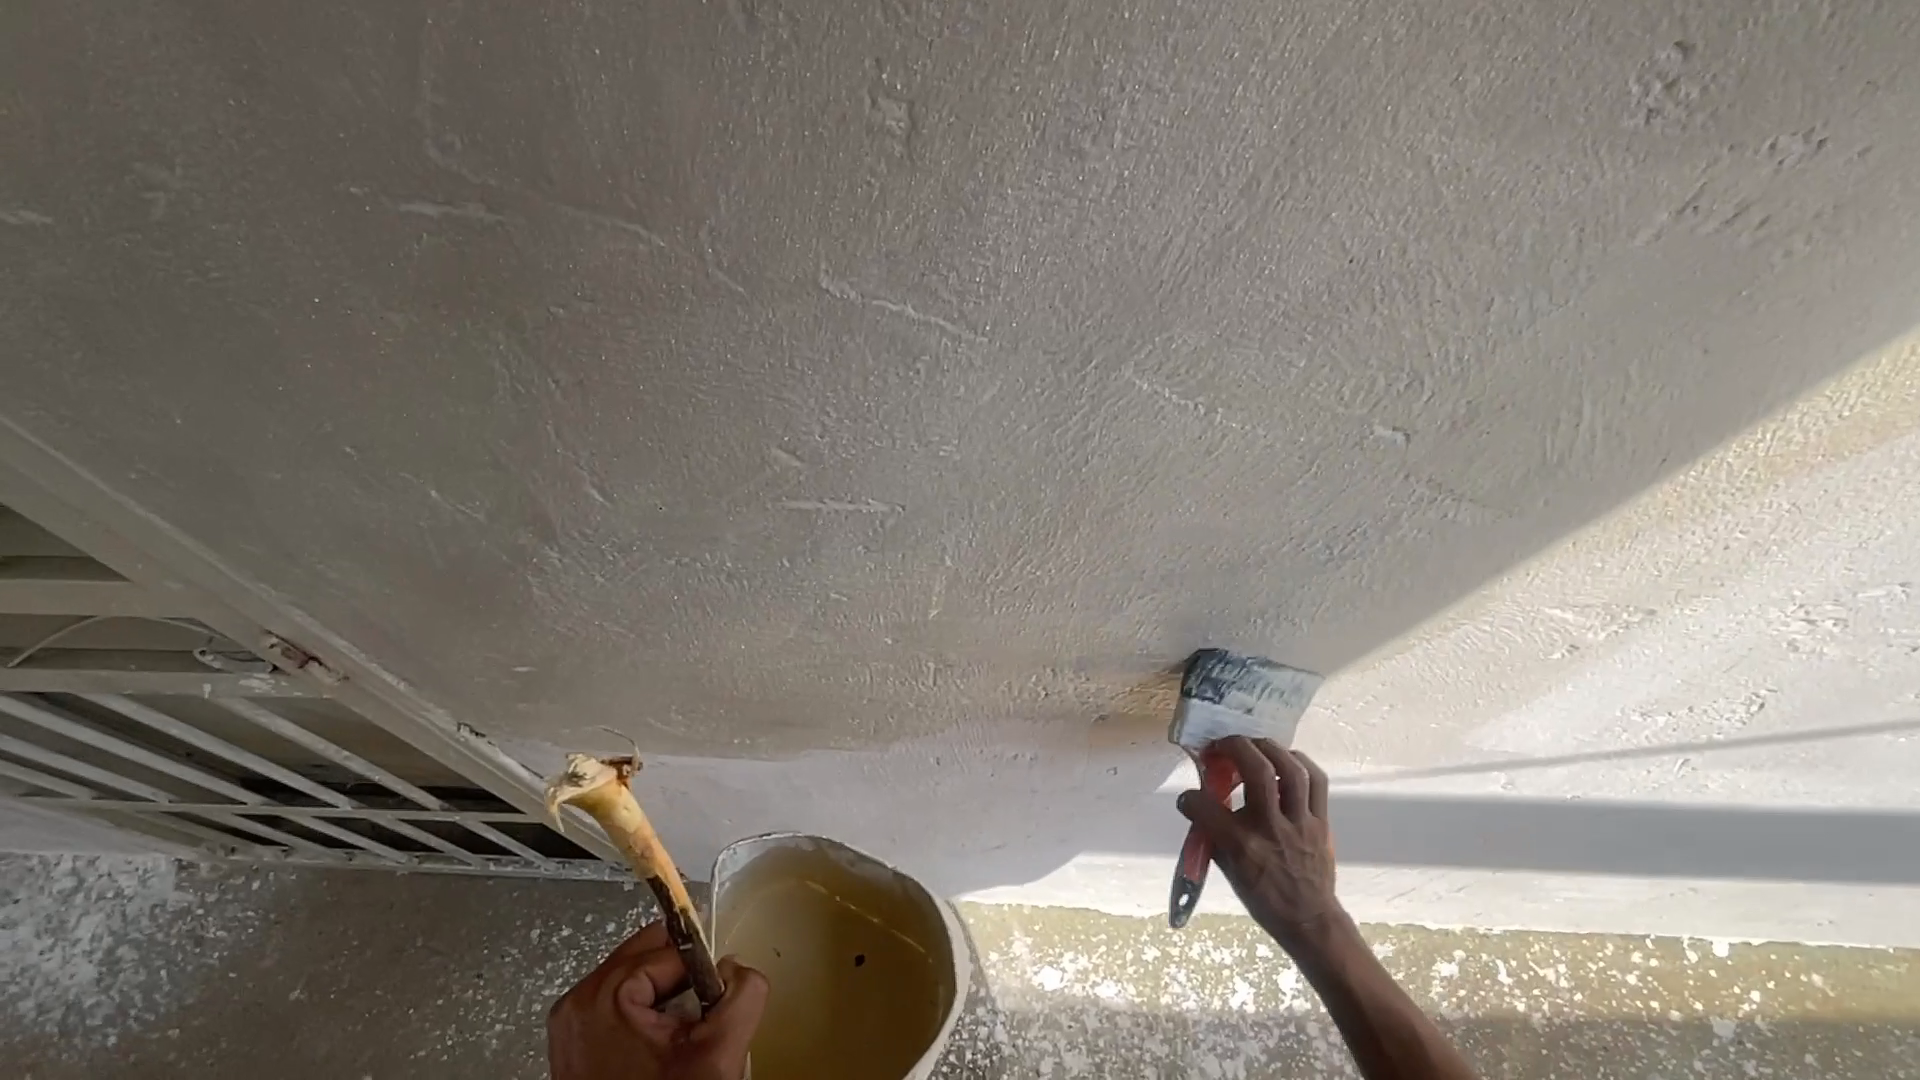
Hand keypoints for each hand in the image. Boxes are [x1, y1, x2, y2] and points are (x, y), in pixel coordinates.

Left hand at [549, 920, 768, 1079]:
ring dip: (665, 999)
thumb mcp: (719, 1054)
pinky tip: (653, 1054)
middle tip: (689, 1029)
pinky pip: (620, 1001)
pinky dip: (645, 1015)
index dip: (701, 980)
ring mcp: (570, 1020)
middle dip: (681, 983)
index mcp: (605, 993)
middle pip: (652, 953)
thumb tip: (731, 965)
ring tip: (671, 1046)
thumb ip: (743, 992)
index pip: (676, 951)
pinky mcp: (572, 1039)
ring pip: (639, 976)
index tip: (703, 1018)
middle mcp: (578, 999)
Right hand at [1177, 736, 1347, 953]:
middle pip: (1258, 773)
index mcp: (1242, 846)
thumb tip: (1198, 803)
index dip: (1189, 798)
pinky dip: (1298, 762)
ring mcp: (1300, 823)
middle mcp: (1271, 829)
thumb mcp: (1227, 869)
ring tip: (1252, 744)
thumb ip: (1213, 833)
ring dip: (1268, 748)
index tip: (1187, 798)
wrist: (1310, 920)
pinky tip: (1283, 758)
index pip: (1206, 808)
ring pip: (1291, 771)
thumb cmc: (1263, 897)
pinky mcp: (1320, 821)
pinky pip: (1316, 781)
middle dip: (1235, 747)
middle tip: (1222, 745)